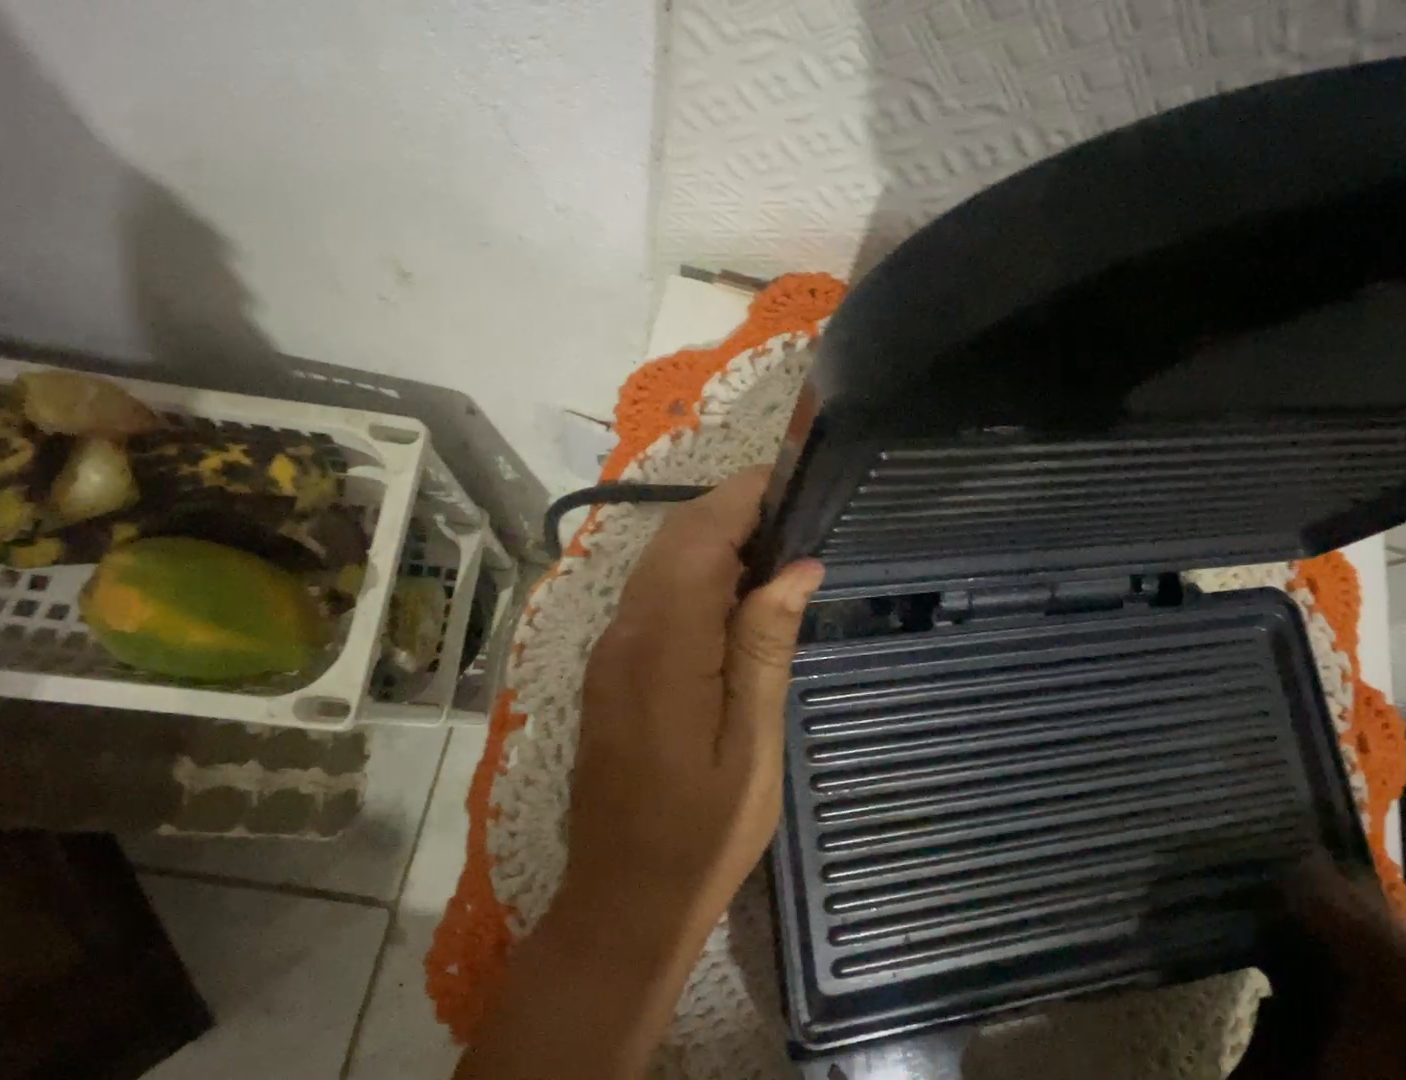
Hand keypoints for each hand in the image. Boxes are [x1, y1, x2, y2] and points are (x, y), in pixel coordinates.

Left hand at [460, 468, 821, 1079]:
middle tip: (795, 514)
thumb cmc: (702, 834)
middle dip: (730, 512)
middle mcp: (623, 636)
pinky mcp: (609, 672)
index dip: (742, 497)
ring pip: (658, 566)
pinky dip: (692, 578)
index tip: (792, 478)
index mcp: (663, 649)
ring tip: (776, 548)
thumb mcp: (751, 746)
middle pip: (673, 542)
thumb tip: (797, 568)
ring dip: (711, 542)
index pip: (698, 540)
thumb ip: (765, 648)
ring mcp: (608, 653)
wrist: (623, 898)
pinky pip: (650, 600)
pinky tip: (734, 598)